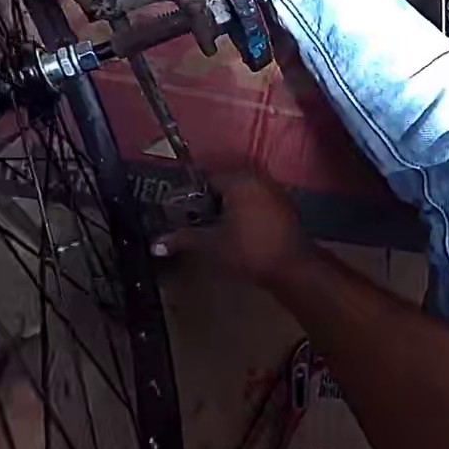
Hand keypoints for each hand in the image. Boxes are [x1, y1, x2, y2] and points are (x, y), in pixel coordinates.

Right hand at [152, 174, 308, 287]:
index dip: (194, 195)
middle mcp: (257, 179)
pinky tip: (242, 234)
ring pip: (244, 195)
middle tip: (200, 222)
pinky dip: (249, 214)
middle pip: (226, 185)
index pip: (207, 178)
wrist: (294, 270)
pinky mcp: (286, 209)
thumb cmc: (248, 251)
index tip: (185, 212)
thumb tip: (155, 244)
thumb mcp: (211, 245)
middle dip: (213, 202)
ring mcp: (275, 192)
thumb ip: (184, 240)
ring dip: (232, 208)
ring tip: (219, 230)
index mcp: (237, 180)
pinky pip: (259, 204)